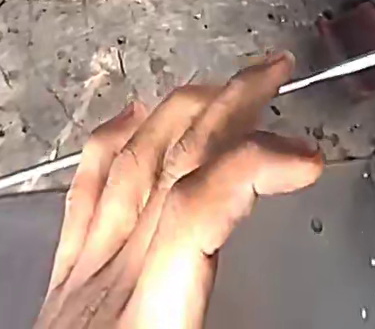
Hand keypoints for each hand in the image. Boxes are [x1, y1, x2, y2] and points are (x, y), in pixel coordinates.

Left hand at [35, 54, 323, 328]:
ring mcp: (82, 278)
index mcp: (145, 319)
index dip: (257, 164)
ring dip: (182, 107)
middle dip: (229, 102)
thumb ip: (252, 325)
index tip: (308, 158)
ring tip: (222, 80)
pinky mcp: (63, 285)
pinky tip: (131, 115)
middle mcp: (110, 283)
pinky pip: (83, 196)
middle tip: (274, 71)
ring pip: (131, 162)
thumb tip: (311, 312)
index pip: (199, 205)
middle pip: (171, 161)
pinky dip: (111, 143)